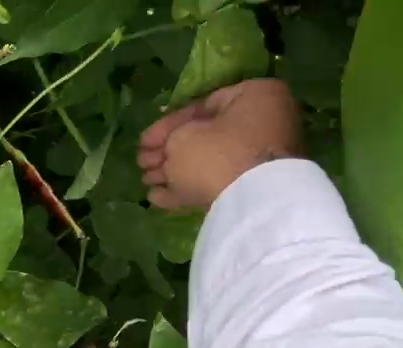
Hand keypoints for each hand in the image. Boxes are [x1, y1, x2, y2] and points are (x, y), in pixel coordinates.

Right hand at [138, 78, 302, 210]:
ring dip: (171, 171)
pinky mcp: (247, 184)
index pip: (202, 106)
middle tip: (141, 161)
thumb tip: (171, 146)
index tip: (143, 141)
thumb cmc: (214, 154)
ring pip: (204, 161)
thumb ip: (171, 137)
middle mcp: (260, 120)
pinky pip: (210, 182)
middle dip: (167, 150)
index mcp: (253, 95)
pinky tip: (157, 196)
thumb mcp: (181, 137)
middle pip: (203, 135)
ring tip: (145, 180)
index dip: (166, 125)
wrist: (246, 197)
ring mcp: (256, 155)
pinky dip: (183, 188)